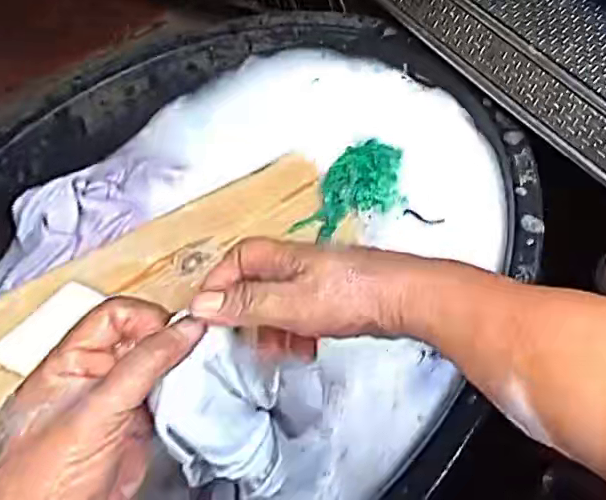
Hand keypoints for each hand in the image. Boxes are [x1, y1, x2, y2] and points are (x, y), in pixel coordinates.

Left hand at [0, 297, 204, 499]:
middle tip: (189, 345)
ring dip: (177, 364)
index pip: (112, 316)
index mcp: (64, 369)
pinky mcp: (133, 427)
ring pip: (156, 363)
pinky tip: (187, 394)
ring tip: (190, 370)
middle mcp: (88, 382)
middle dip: (167, 339)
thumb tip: (185, 327)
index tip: (171, 332)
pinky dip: (181, 390)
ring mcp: (112, 405)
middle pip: (139, 336)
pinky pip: (165, 392)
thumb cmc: (37, 492)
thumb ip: (142, 364)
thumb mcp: (94, 414)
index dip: (145, 318)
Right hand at [188, 238, 427, 340]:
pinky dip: (296, 333)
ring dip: (272, 330)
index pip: (240, 257)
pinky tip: (306, 348)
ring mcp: (318, 279)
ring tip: (282, 350)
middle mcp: (300, 263)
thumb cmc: (352, 295)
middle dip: (247, 314)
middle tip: (248, 341)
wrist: (403, 299)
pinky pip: (301, 314)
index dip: (221, 282)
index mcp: (287, 256)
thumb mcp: (291, 303)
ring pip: (278, 303)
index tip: (209, 315)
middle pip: (256, 283)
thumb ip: (247, 302)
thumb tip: (202, 301)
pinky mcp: (333, 296)